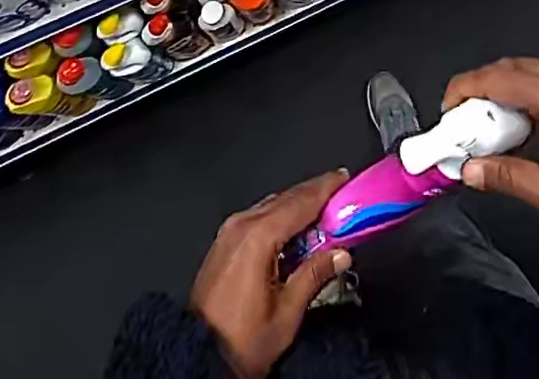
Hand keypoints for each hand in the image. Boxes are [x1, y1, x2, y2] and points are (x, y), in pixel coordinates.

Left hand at [190, 169, 351, 378]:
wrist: (192, 359)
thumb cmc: (238, 342)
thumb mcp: (286, 314)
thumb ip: (315, 274)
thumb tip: (340, 254)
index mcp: (258, 237)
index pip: (302, 201)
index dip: (327, 187)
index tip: (346, 178)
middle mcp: (242, 226)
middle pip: (288, 197)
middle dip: (316, 193)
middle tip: (341, 193)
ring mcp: (229, 232)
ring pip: (274, 204)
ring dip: (299, 204)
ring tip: (323, 213)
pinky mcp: (224, 242)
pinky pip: (260, 215)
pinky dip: (282, 215)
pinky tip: (295, 229)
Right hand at [443, 58, 538, 253]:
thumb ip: (509, 177)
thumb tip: (474, 170)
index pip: (499, 79)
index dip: (464, 92)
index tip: (445, 112)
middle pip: (510, 71)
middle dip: (479, 97)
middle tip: (462, 132)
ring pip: (528, 75)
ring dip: (502, 99)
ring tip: (489, 139)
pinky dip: (525, 100)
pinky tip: (520, 132)